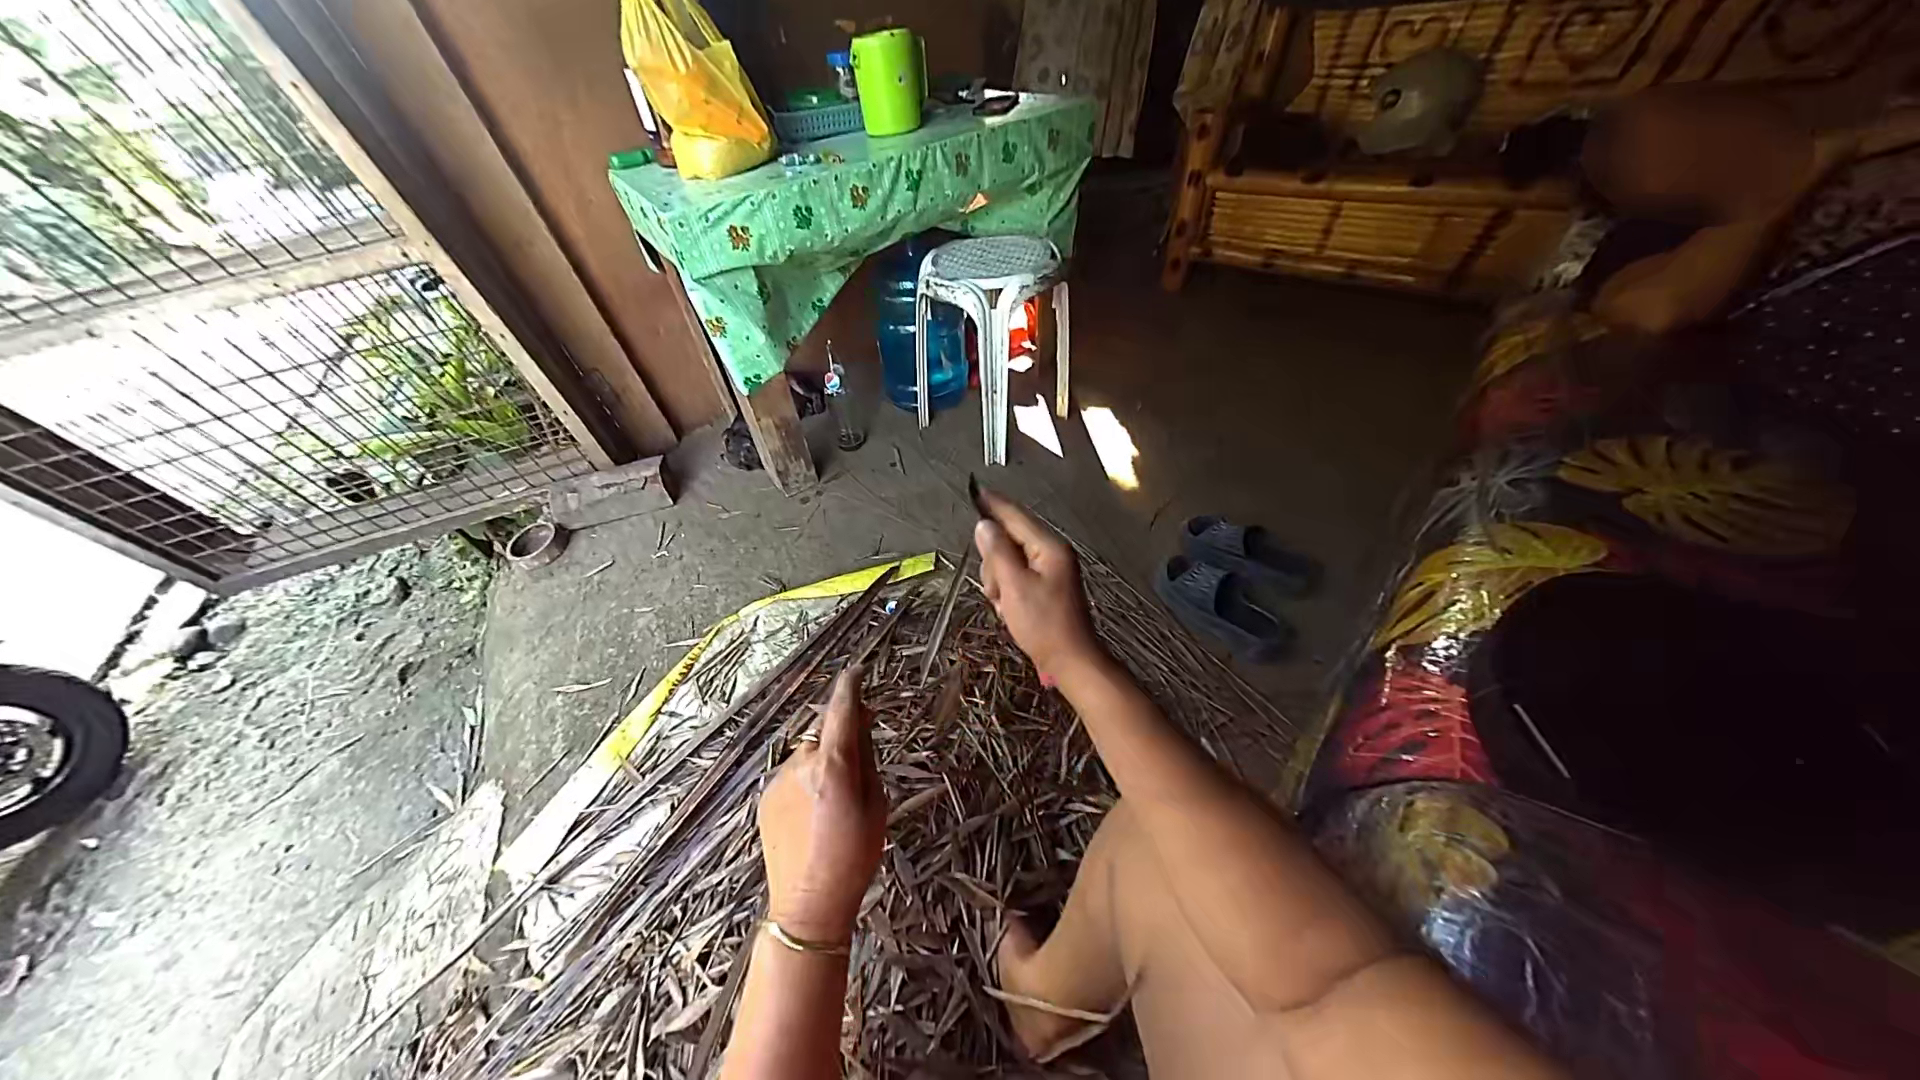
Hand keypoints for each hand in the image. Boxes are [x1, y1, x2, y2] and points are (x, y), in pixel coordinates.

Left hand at [758, 667, 886, 942]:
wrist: (808, 905)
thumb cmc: (854, 856)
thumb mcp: (876, 803)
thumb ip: (865, 755)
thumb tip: (860, 720)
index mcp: (832, 765)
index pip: (841, 710)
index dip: (849, 687)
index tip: (855, 672)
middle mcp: (800, 764)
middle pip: (824, 735)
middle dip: (839, 741)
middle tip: (855, 770)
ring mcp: (778, 781)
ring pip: (807, 756)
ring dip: (821, 764)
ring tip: (832, 804)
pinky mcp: (765, 797)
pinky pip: (791, 775)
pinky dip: (805, 781)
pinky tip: (812, 814)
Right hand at [972, 489, 1103, 679]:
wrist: (1070, 661)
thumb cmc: (1044, 625)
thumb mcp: (1014, 586)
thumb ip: (997, 552)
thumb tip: (984, 525)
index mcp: (1049, 547)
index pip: (1016, 516)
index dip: (994, 505)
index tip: (976, 491)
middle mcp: (1052, 553)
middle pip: (1009, 540)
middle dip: (994, 563)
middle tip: (996, 590)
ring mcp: (1050, 571)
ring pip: (1009, 561)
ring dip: (999, 581)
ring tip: (1005, 605)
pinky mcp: (1045, 587)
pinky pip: (1016, 578)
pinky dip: (1008, 592)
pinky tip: (1010, 611)